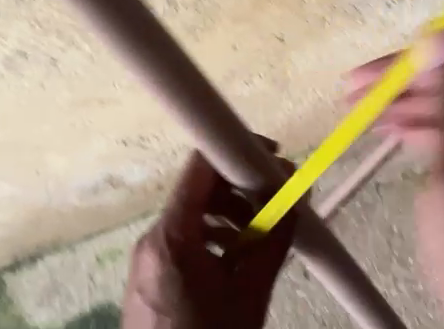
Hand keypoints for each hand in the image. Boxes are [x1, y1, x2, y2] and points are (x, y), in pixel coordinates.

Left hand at [123, 145, 298, 328]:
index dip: (239, 150)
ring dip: (232, 214)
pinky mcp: (150, 278)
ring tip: (265, 235)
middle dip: (243, 187)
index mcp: (172, 236)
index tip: (272, 158)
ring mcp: (147, 260)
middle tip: (280, 199)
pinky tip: (240, 260)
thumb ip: (274, 237)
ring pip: (194, 213)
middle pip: (200, 187)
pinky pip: (185, 239)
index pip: (201, 164)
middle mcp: (152, 239)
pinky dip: (215, 237)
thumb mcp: (250, 293)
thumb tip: (296, 197)